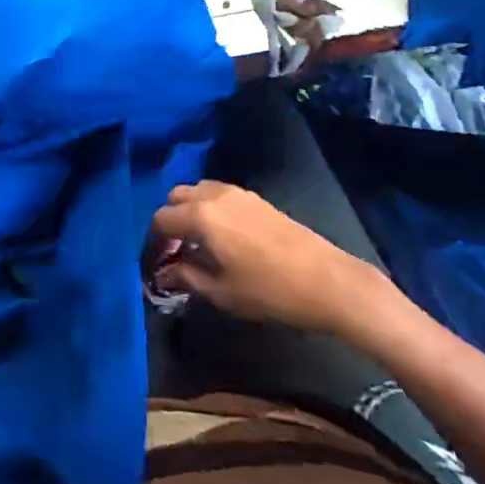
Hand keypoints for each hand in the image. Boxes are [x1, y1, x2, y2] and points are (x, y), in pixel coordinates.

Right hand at [152, 180, 394, 336]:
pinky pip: (219, 194)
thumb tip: (163, 273)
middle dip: (170, 220)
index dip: (153, 242)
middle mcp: (213, 195)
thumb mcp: (221, 292)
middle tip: (177, 250)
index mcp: (200, 216)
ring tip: (200, 242)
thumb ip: (185, 277)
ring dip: (190, 211)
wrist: (331, 283)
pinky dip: (210, 208)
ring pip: (198, 191)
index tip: (158, 264)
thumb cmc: (270, 291)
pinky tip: (224, 236)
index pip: (160, 220)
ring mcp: (237, 193)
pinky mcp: (257, 198)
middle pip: (175, 197)